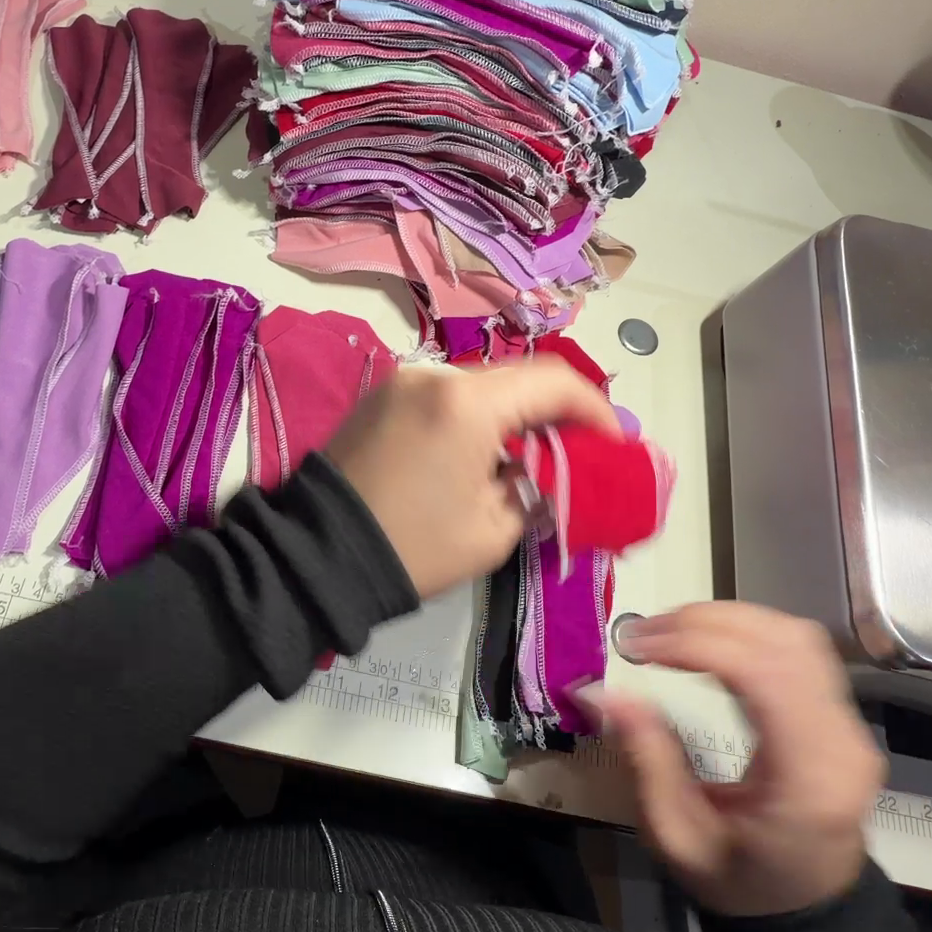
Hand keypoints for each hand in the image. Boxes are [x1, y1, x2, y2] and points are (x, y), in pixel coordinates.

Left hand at [324, 361, 616, 599]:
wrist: (318, 556)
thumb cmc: (412, 548)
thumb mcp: (494, 531)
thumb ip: (537, 491)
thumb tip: (551, 476)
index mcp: (466, 403)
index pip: (554, 384)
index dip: (595, 410)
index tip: (613, 444)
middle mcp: (433, 375)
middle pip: (516, 378)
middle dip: (555, 413)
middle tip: (578, 453)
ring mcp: (401, 382)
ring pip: (479, 385)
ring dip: (513, 414)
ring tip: (531, 456)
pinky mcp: (379, 398)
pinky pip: (444, 396)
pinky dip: (474, 416)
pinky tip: (483, 450)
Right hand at [578, 602, 884, 916]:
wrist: (804, 906)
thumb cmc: (739, 878)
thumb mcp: (677, 834)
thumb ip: (645, 758)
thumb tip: (600, 691)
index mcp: (809, 777)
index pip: (763, 675)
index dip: (695, 645)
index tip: (637, 648)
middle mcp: (843, 739)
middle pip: (782, 641)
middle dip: (703, 622)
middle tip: (640, 635)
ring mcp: (848, 722)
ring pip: (793, 634)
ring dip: (723, 618)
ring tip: (666, 632)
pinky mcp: (838, 712)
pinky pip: (797, 647)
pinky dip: (744, 630)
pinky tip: (703, 640)